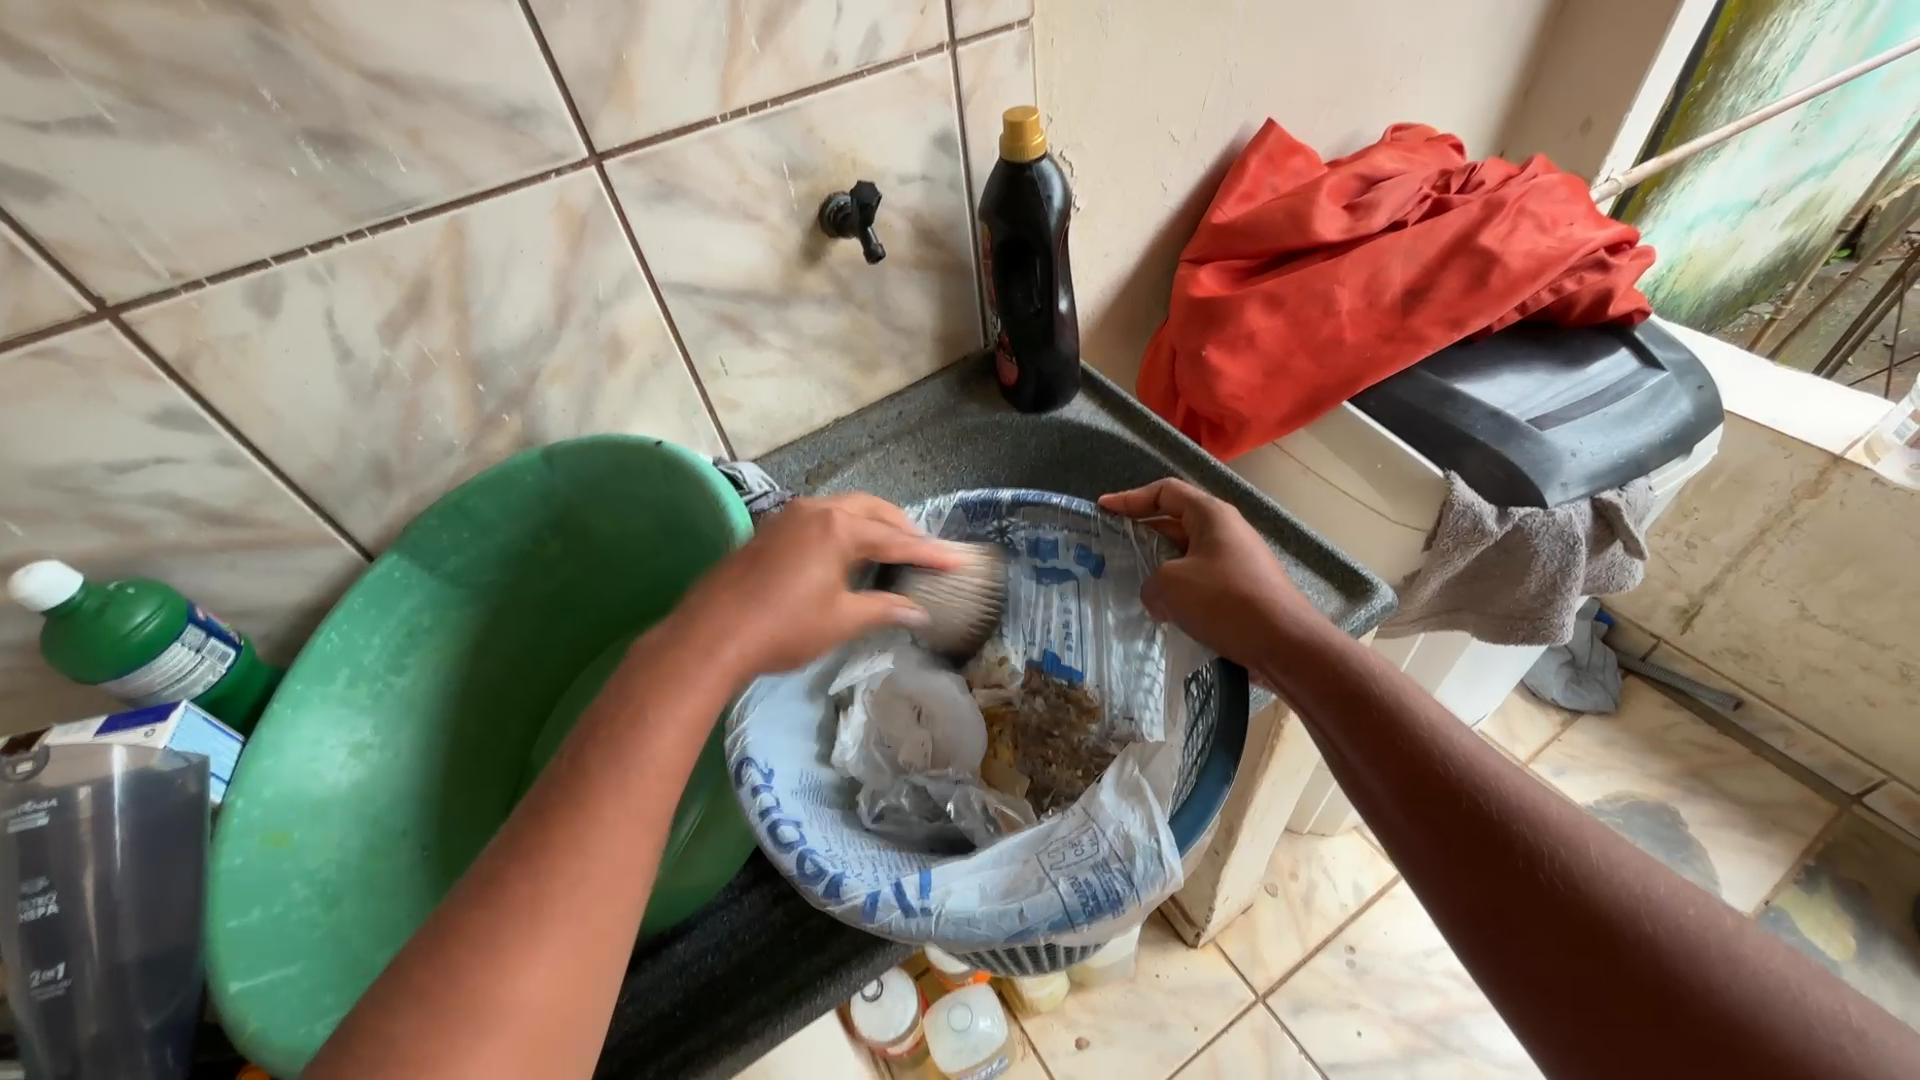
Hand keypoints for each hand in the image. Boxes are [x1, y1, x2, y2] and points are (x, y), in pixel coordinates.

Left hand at [668, 494, 966, 677]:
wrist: (711, 635)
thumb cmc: (783, 627)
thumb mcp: (842, 620)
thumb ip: (884, 610)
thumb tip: (919, 613)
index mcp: (838, 528)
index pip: (896, 539)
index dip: (929, 553)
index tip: (957, 560)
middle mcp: (815, 510)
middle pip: (870, 510)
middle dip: (900, 527)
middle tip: (923, 548)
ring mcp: (787, 517)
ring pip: (841, 509)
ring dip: (869, 523)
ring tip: (889, 545)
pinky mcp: (768, 530)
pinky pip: (818, 518)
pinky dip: (842, 528)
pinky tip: (845, 550)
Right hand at [1098, 479, 1317, 663]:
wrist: (1286, 644)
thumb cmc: (1226, 601)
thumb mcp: (1170, 586)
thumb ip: (1150, 583)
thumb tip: (1157, 597)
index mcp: (1211, 515)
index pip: (1165, 492)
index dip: (1130, 498)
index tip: (1103, 510)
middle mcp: (1227, 531)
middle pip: (1176, 522)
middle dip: (1143, 534)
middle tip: (1113, 549)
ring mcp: (1238, 561)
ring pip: (1187, 555)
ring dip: (1159, 567)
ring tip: (1133, 585)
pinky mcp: (1243, 590)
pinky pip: (1201, 581)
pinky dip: (1179, 590)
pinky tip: (1164, 613)